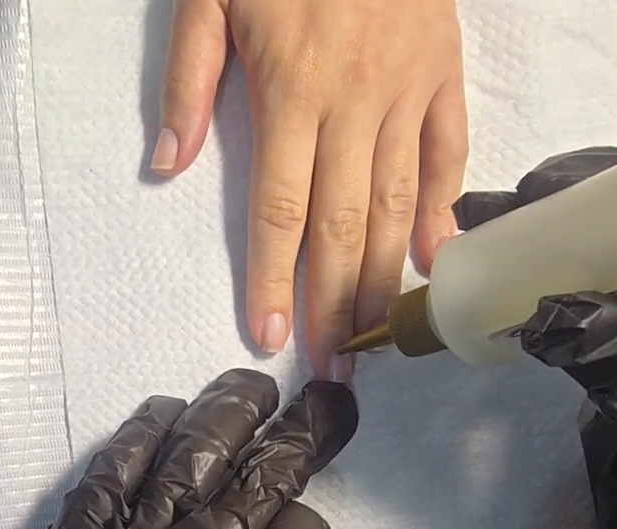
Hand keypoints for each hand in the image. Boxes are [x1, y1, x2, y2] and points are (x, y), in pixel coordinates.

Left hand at [0, 370, 357, 528]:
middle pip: (263, 477)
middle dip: (302, 430)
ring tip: (255, 385)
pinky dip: (141, 432)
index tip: (309, 511)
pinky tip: (167, 410)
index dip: (312, 516)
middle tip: (323, 394)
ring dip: (229, 410)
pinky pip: (115, 467)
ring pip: (195, 453)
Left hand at [153, 0, 467, 380]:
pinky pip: (450, 149)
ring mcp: (407, 87)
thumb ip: (188, 81)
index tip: (273, 340)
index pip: (281, 212)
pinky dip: (445, 208)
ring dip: (384, 280)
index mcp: (292, 89)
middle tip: (332, 371)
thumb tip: (166, 163)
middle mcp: (355, 100)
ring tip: (374, 340)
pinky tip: (434, 262)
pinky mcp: (444, 69)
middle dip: (335, 307)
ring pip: (397, 204)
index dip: (276, 282)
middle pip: (341, 227)